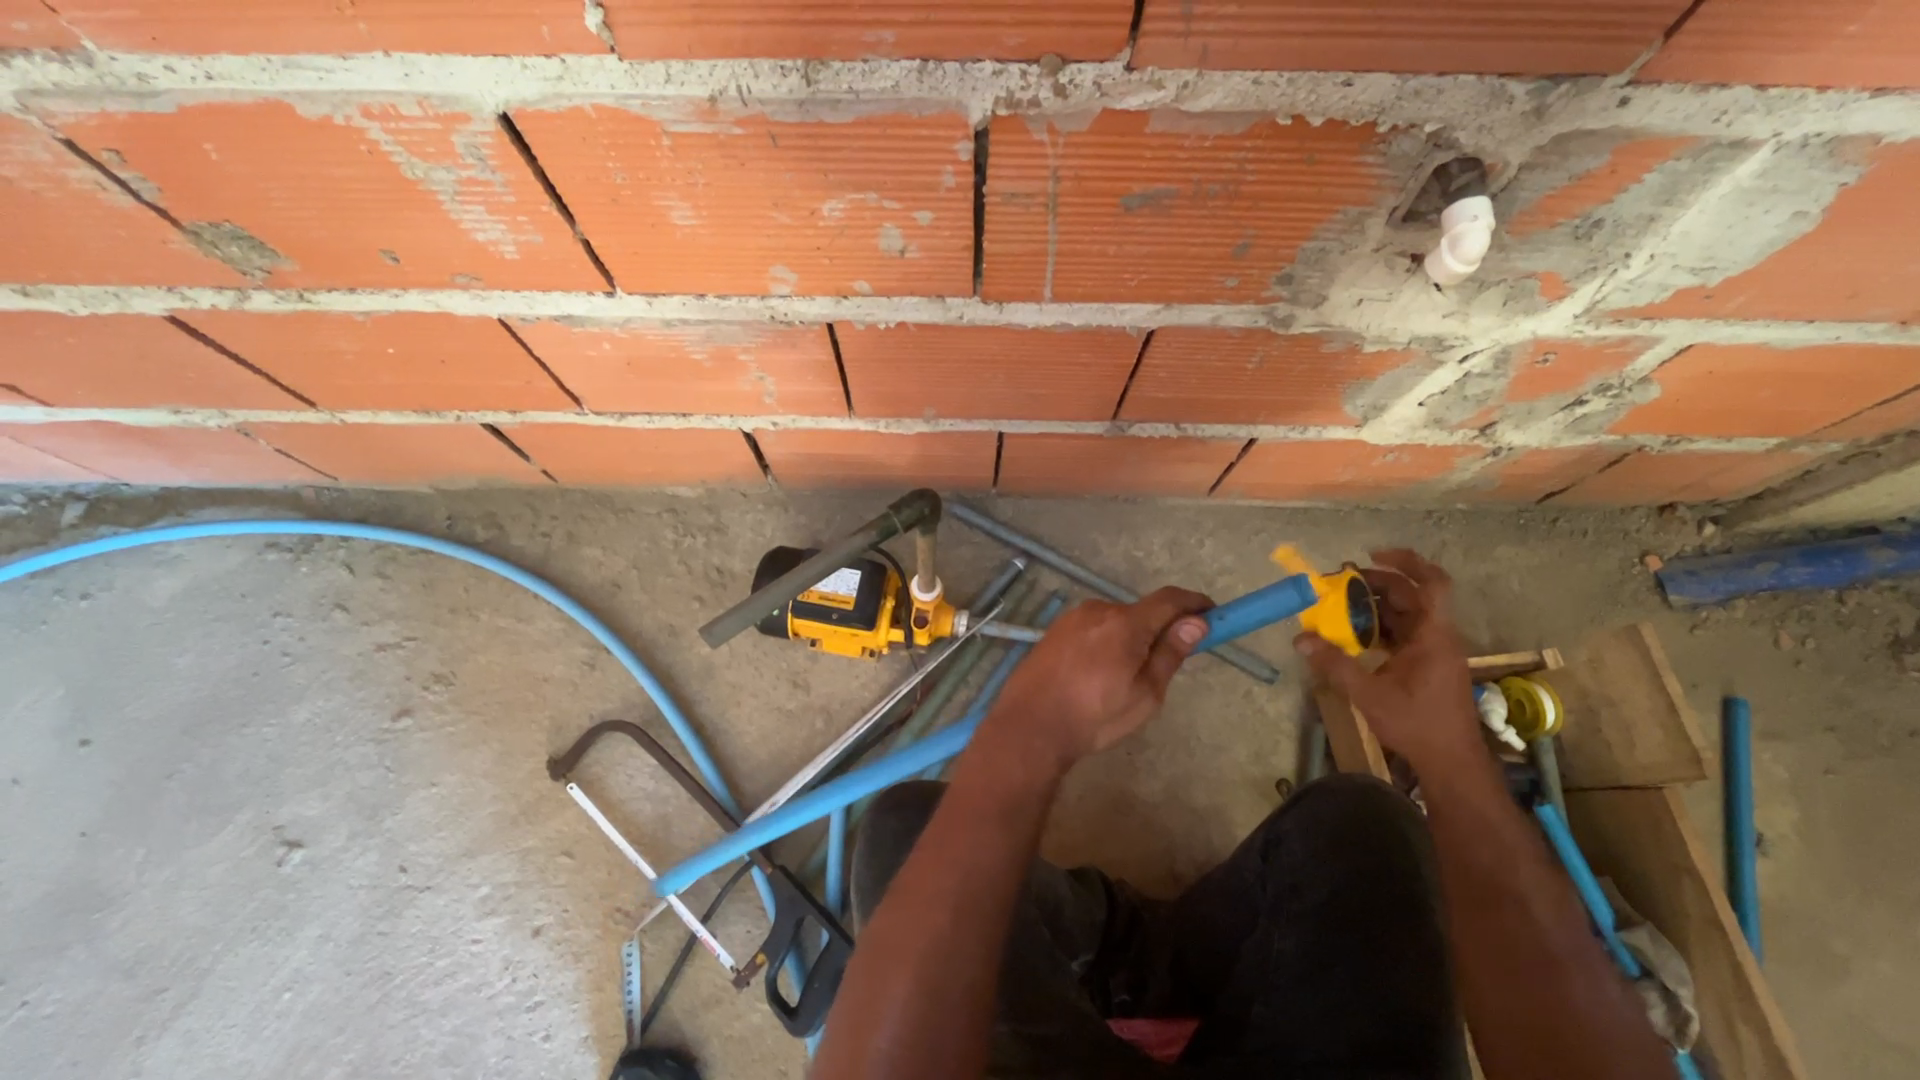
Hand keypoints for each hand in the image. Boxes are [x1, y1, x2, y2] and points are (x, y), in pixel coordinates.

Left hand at [984, 587, 1212, 773]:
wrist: (1029, 727)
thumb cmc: (1094, 717)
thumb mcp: (1145, 694)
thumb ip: (1170, 654)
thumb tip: (1196, 623)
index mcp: (1125, 623)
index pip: (1170, 599)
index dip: (1195, 603)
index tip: (1213, 615)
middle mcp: (1097, 610)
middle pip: (1140, 612)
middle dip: (1158, 630)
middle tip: (1161, 668)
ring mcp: (1071, 619)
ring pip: (1114, 622)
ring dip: (1128, 639)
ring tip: (1120, 682)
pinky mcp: (1053, 632)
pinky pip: (1091, 630)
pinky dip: (1104, 644)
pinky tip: (1095, 677)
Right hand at [1294, 549, 1480, 771]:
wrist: (1451, 761)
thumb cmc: (1417, 724)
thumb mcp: (1369, 694)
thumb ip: (1335, 664)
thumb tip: (1301, 639)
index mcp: (1433, 636)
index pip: (1432, 583)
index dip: (1405, 562)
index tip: (1371, 556)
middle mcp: (1438, 636)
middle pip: (1411, 595)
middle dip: (1375, 584)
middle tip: (1339, 583)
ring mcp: (1434, 651)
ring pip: (1405, 615)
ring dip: (1375, 606)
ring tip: (1339, 606)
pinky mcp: (1427, 665)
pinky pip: (1403, 634)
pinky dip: (1379, 628)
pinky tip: (1354, 635)